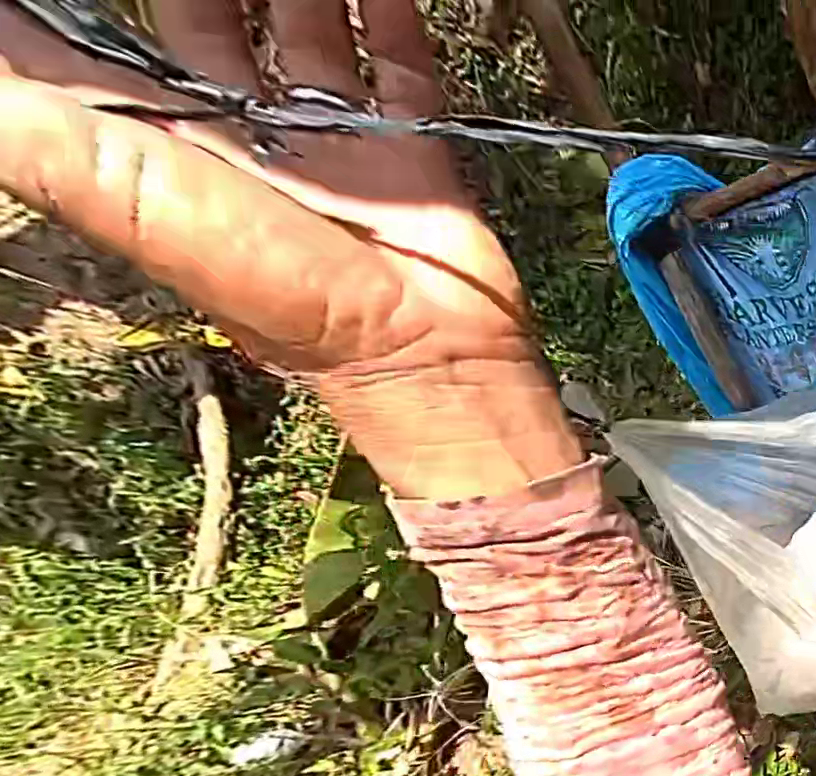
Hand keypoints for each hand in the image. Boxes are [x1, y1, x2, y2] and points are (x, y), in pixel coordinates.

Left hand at [0, 0, 581, 496]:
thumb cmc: (266, 280)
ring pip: (305, 34)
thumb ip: (12, 102)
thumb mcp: (92, 179)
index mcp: (157, 135)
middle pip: (205, 18)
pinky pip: (401, 72)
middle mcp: (246, 132)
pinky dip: (392, 21)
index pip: (88, 25)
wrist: (416, 345)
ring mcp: (338, 143)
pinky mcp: (416, 155)